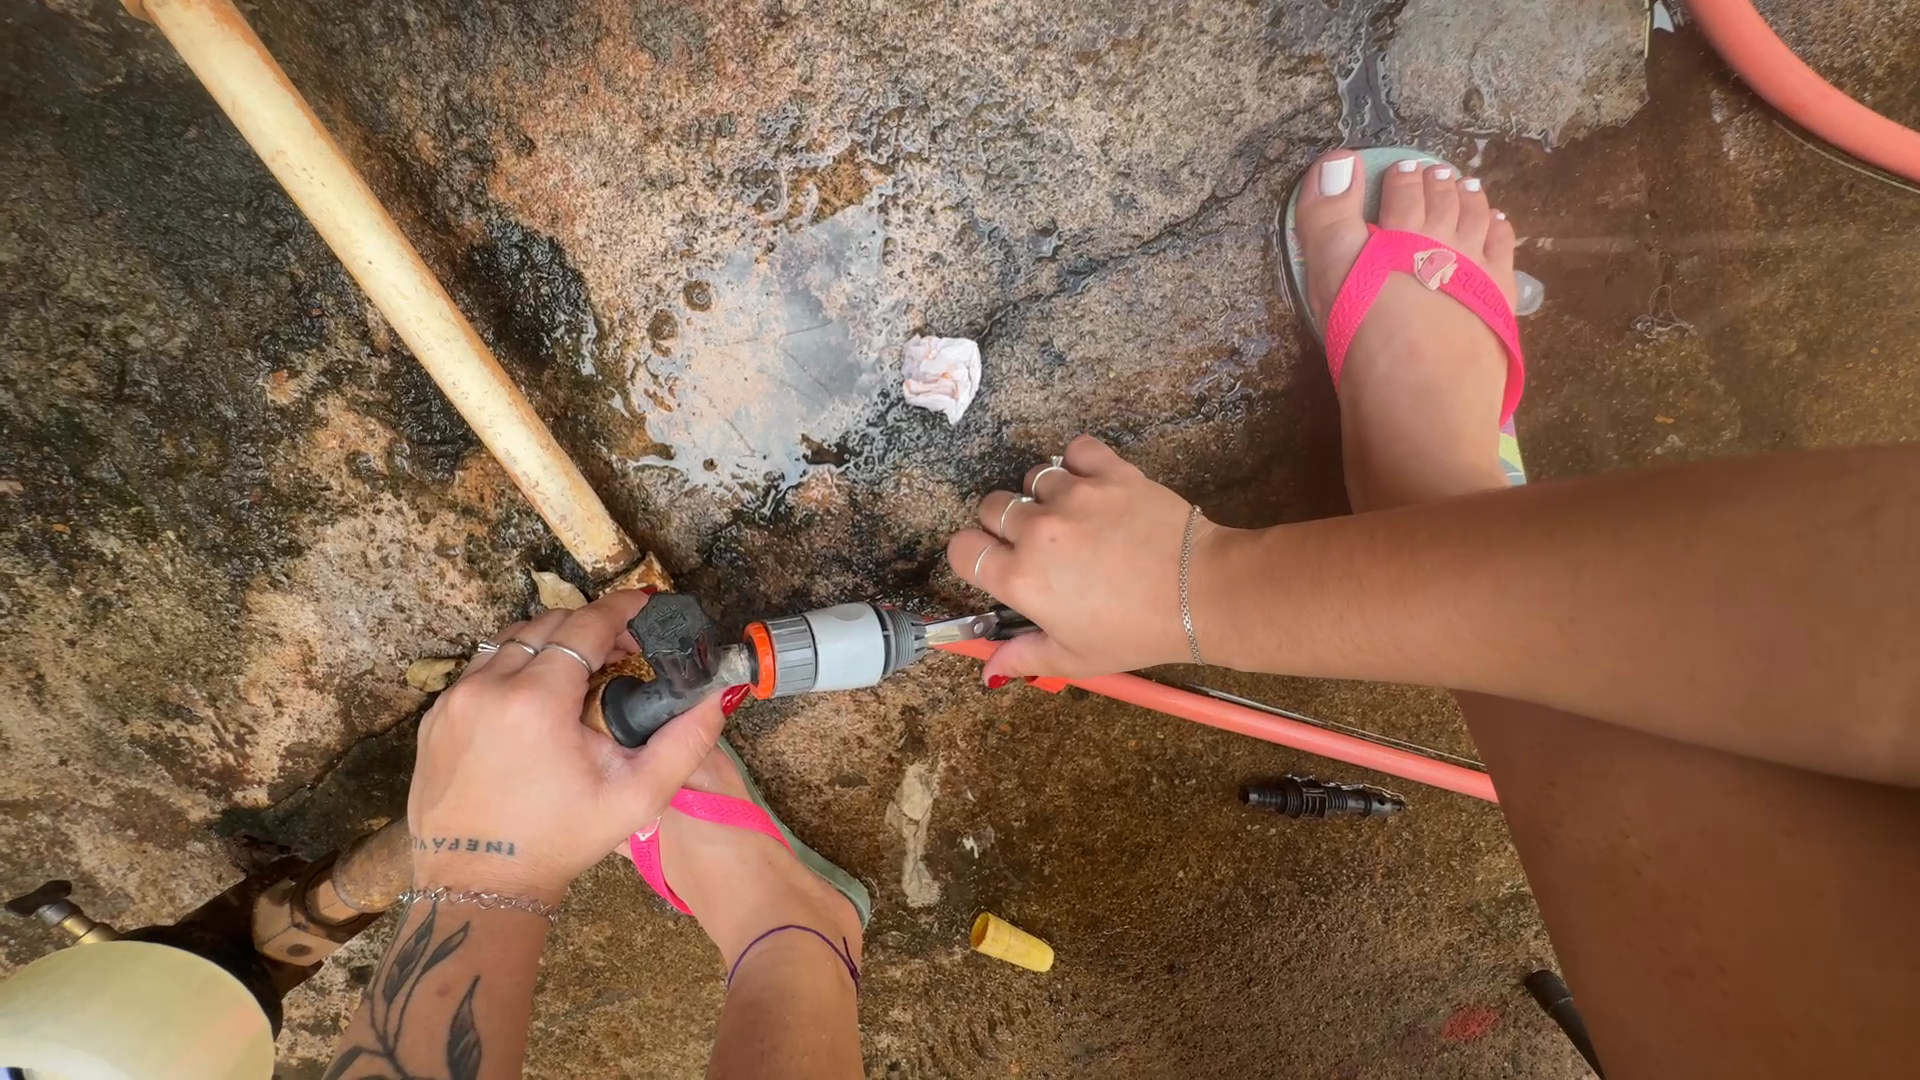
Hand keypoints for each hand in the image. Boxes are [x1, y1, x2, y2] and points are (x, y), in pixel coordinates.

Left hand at [408, 589, 724, 902]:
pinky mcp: (435, 718)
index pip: (585, 625)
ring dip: (555, 639)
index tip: (647, 601)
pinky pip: (485, 666)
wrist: (478, 885)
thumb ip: (687, 741)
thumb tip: (718, 695)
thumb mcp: (638, 795)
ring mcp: (454, 702)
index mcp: (537, 702)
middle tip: (626, 647)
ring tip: (587, 665)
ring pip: (513, 638)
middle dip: (593, 624)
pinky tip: (544, 691)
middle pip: (550, 623)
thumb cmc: (563, 838)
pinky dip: (521, 661)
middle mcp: (488, 690)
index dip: (622, 607)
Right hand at [945, 435, 1223, 680]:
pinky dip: (1077, 463)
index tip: (994, 561)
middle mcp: (1038, 532)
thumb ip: (1024, 658)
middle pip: (990, 507)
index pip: (962, 550)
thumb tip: (988, 671)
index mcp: (1022, 578)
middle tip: (1036, 543)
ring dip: (1043, 495)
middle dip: (1004, 523)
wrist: (1202, 594)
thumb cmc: (1137, 631)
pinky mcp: (1109, 473)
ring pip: (1032, 478)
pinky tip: (1090, 484)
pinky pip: (1074, 451)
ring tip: (1071, 515)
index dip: (972, 555)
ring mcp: (1073, 497)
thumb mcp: (1076, 657)